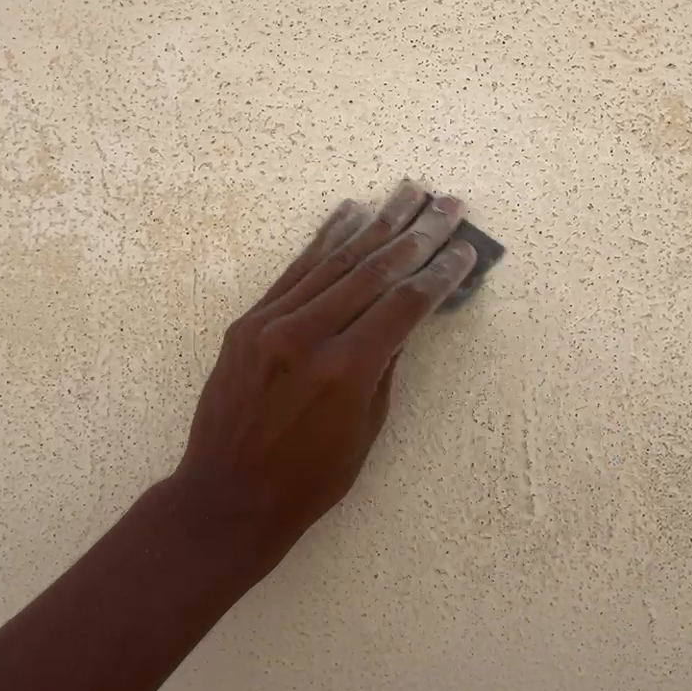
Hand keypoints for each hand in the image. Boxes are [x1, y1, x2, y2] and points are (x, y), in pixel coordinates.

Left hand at [175, 183, 477, 550]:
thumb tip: (406, 314)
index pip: (405, 305)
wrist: (225, 497)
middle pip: (375, 271)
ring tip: (408, 192)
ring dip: (376, 223)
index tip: (465, 249)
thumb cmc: (310, 480)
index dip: (440, 274)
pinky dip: (326, 239)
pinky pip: (295, 271)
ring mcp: (272, 323)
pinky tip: (349, 212)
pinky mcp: (248, 321)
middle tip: (448, 204)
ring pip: (335, 261)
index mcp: (346, 370)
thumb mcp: (367, 428)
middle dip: (418, 234)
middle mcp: (308, 336)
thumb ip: (385, 364)